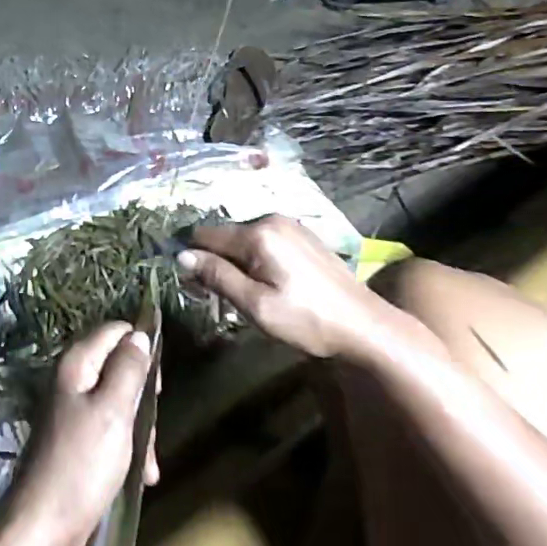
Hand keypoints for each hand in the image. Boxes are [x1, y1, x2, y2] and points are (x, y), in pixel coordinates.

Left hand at [0, 321, 156, 545]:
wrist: (44, 525)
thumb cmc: (82, 463)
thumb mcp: (114, 411)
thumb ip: (128, 369)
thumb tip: (139, 333)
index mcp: (77, 363)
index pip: (115, 330)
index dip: (141, 346)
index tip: (159, 381)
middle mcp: (72, 379)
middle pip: (119, 367)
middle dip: (143, 397)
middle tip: (152, 426)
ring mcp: (72, 409)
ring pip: (119, 401)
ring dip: (140, 429)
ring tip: (148, 462)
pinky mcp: (76, 438)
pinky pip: (110, 429)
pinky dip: (127, 447)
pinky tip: (141, 474)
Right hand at [179, 215, 423, 359]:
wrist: (365, 326)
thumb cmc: (308, 321)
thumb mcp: (257, 306)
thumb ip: (218, 277)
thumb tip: (181, 255)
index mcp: (257, 234)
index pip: (204, 235)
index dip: (192, 257)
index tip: (191, 283)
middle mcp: (271, 219)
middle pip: (224, 235)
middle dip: (216, 260)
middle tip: (223, 297)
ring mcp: (289, 224)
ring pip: (244, 238)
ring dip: (237, 260)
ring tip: (250, 294)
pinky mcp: (302, 234)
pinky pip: (264, 239)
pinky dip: (256, 257)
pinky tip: (271, 283)